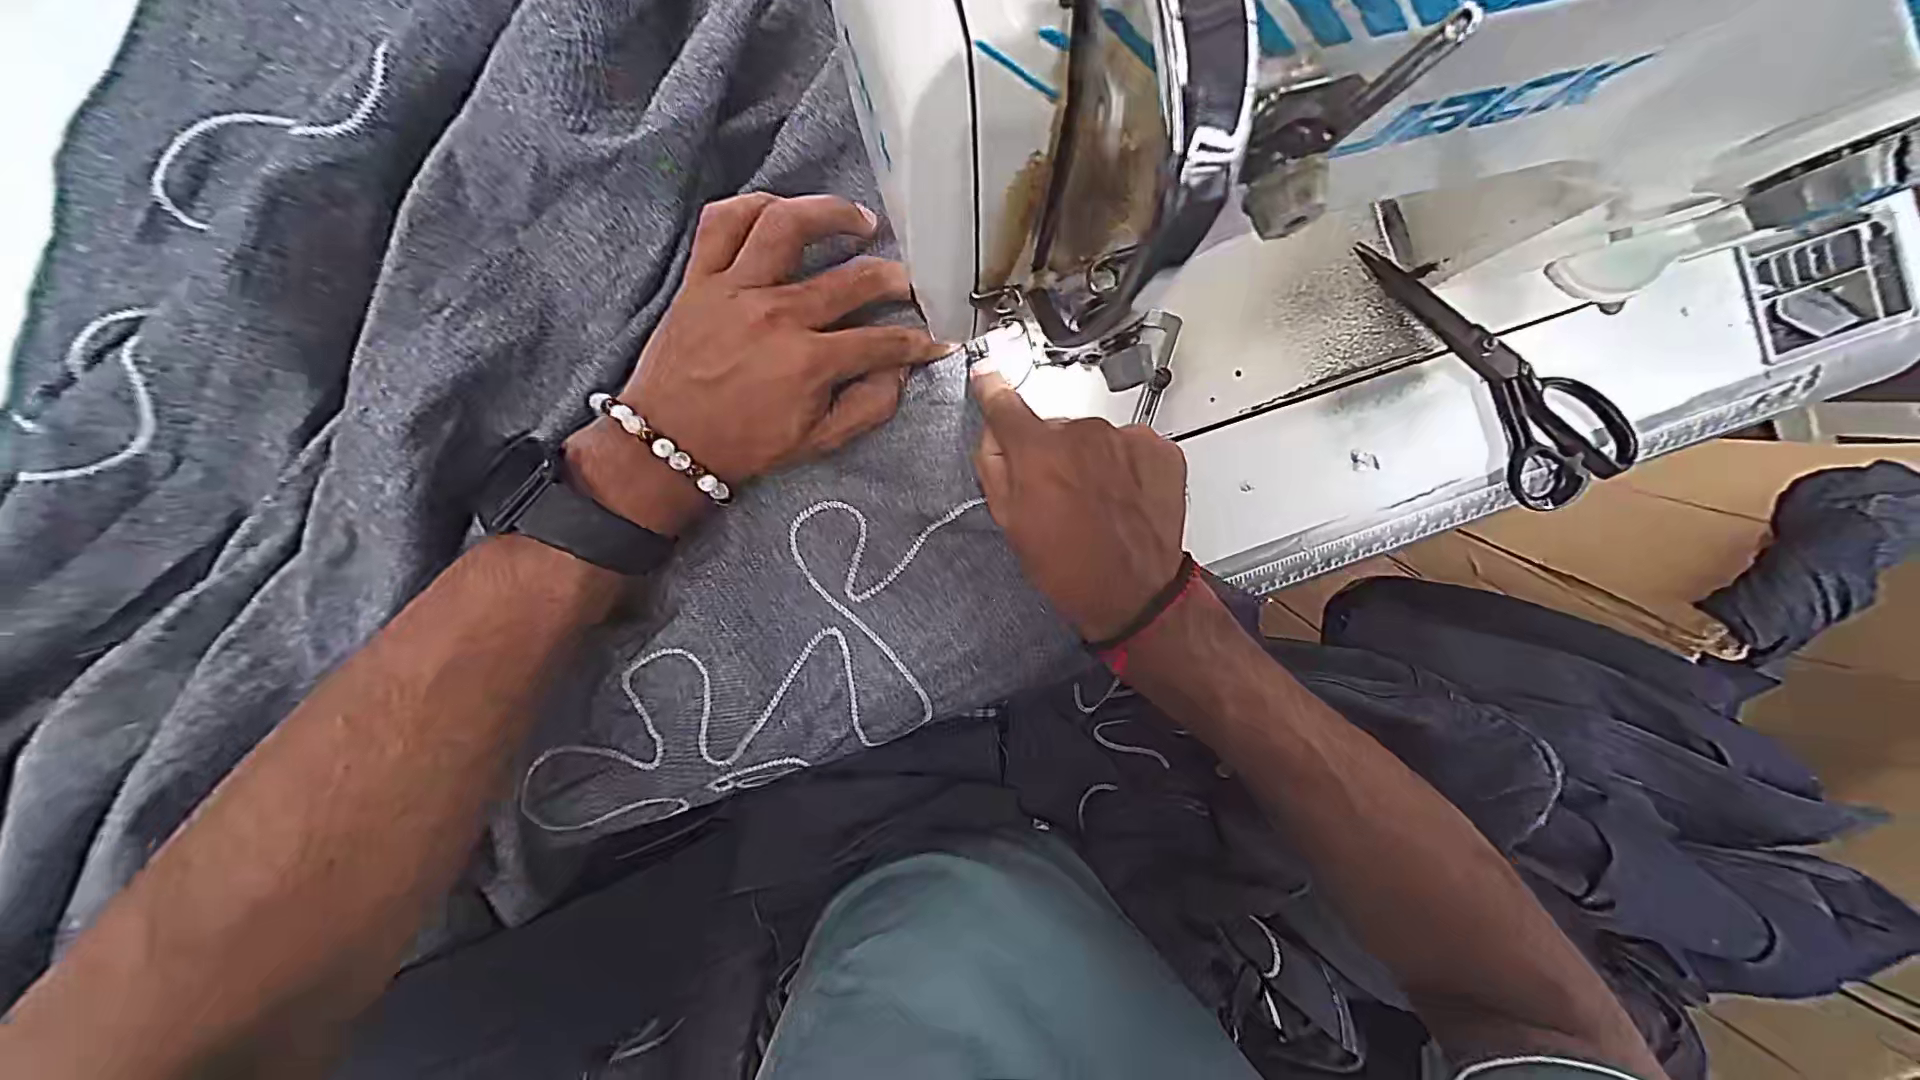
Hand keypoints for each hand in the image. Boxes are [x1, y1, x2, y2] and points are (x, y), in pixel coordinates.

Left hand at [567, 193, 946, 532]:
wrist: (672, 443)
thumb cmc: (747, 444)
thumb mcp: (818, 441)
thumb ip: (868, 406)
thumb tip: (901, 372)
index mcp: (808, 362)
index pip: (882, 340)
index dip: (918, 342)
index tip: (934, 340)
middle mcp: (777, 316)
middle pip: (853, 279)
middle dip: (894, 279)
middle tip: (907, 283)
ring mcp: (736, 290)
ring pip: (788, 226)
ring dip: (832, 214)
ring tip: (859, 220)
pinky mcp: (702, 279)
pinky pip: (724, 222)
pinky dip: (754, 205)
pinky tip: (782, 210)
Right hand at [971, 369, 1187, 640]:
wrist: (1133, 593)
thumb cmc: (1072, 569)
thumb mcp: (1010, 523)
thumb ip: (994, 467)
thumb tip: (993, 435)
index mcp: (1038, 453)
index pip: (1005, 404)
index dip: (992, 391)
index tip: (988, 379)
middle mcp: (1082, 435)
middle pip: (1054, 427)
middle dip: (1051, 453)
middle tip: (1060, 496)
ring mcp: (1125, 440)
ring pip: (1093, 437)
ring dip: (1090, 460)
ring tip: (1095, 503)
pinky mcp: (1158, 449)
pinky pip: (1128, 444)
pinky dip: (1123, 465)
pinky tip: (1120, 498)